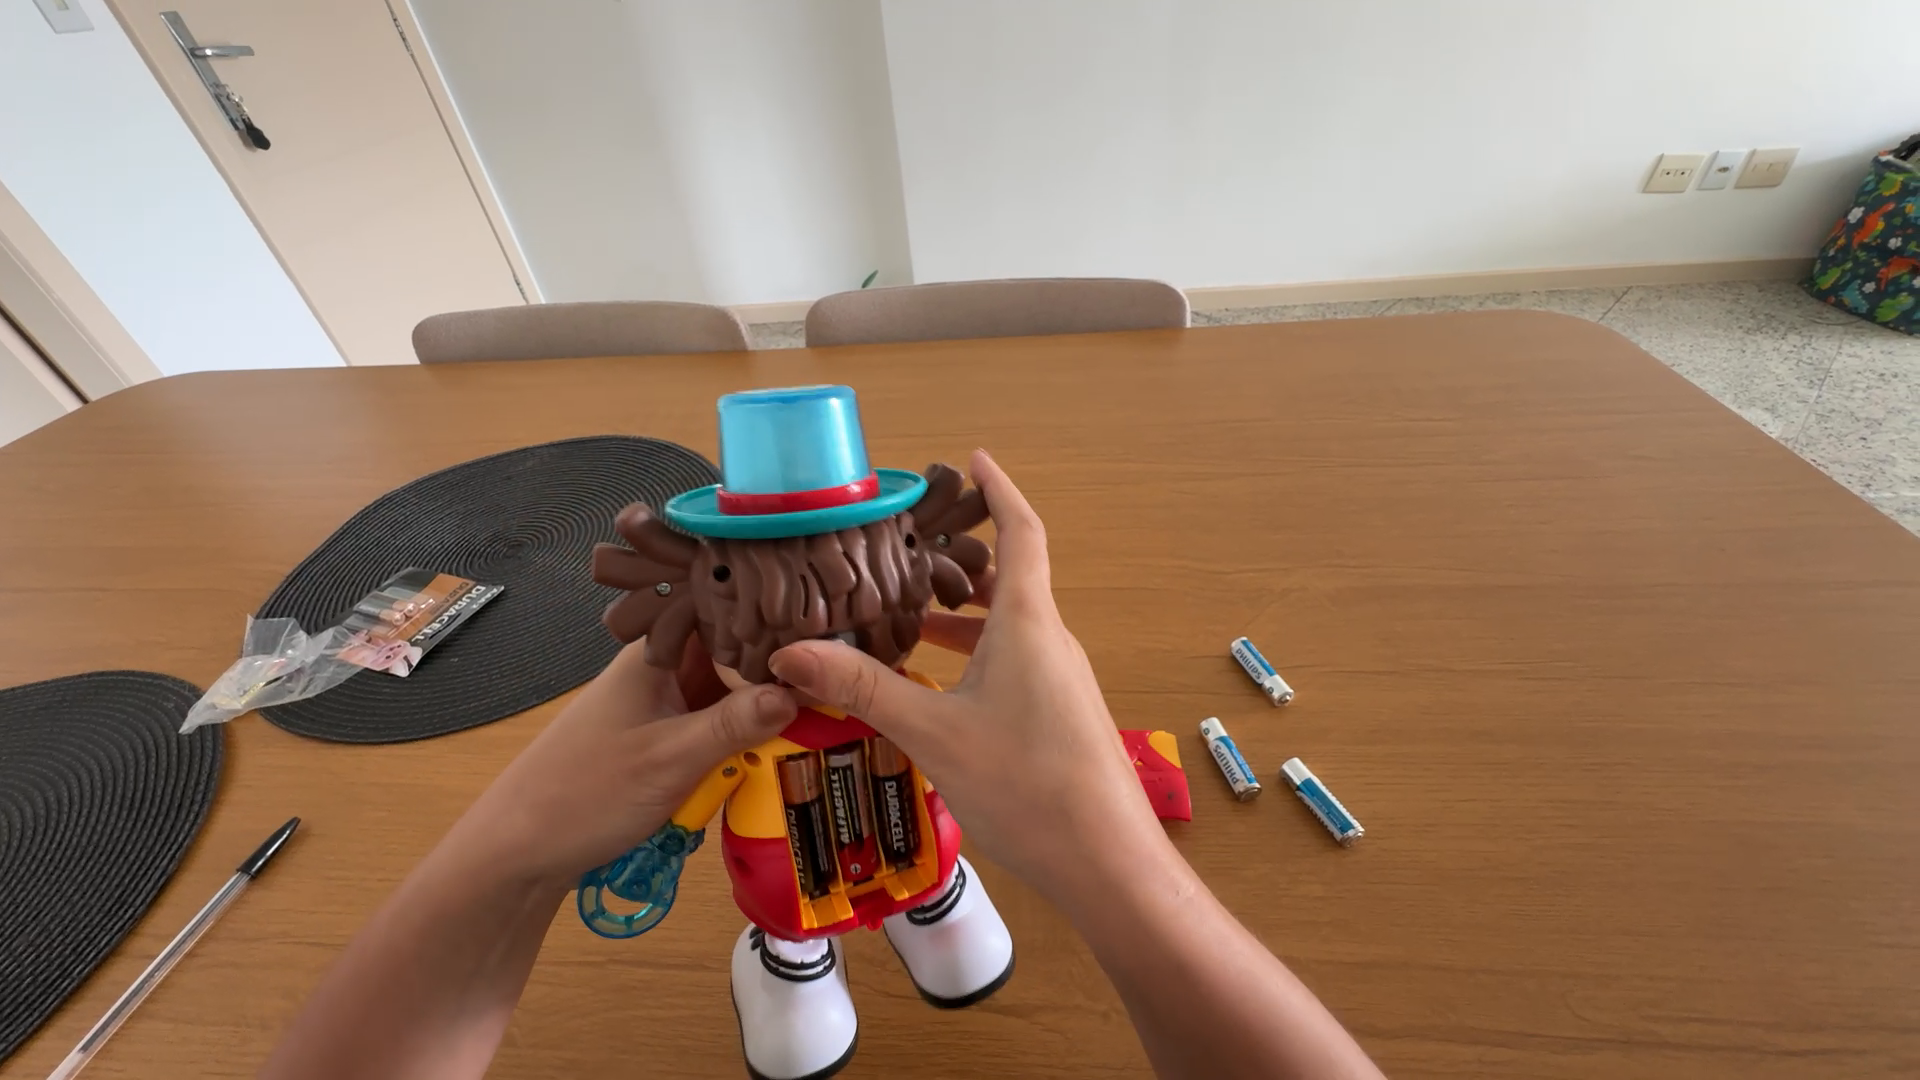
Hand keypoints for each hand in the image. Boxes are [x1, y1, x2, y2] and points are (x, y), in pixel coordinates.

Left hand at [452, 636, 796, 891]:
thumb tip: (803, 688)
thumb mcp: (671, 757)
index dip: (771, 615)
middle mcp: (661, 666)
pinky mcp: (662, 733)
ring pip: (727, 687)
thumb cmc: (586, 793)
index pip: (723, 612)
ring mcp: (662, 701)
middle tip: (836, 670)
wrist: (517, 855)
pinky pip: (715, 718)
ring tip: (821, 698)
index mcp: (656, 651)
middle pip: (731, 650)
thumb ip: (738, 722)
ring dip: (762, 699)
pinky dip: (743, 727)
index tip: (824, 626)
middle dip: (777, 663)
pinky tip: (778, 734)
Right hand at [769, 449, 1160, 903]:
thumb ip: (864, 689)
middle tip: (910, 549)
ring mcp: (1059, 677)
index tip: (974, 459)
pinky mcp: (1059, 711)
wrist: (1106, 861)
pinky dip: (976, 653)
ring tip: (908, 617)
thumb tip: (790, 654)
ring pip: (1008, 624)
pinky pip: (1014, 660)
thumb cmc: (1026, 784)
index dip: (999, 490)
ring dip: (962, 614)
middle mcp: (1049, 638)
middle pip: (1009, 577)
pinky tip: (937, 683)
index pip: (1021, 532)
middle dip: (961, 559)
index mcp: (1027, 621)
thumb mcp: (934, 732)